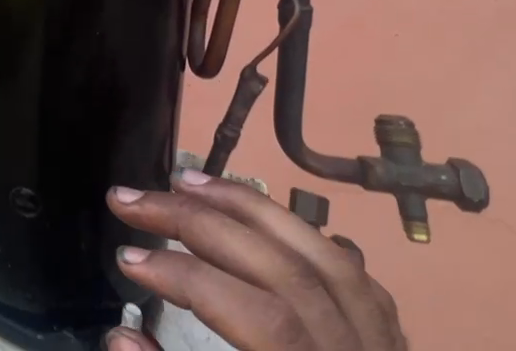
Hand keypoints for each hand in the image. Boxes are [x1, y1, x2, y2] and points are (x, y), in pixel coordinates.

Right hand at [105, 169, 406, 350]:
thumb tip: (122, 337)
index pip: (261, 319)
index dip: (185, 278)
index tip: (126, 258)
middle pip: (285, 272)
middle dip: (198, 223)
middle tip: (128, 200)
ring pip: (325, 258)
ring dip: (246, 208)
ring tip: (183, 181)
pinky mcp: (392, 350)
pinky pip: (351, 274)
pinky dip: (295, 232)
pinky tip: (251, 214)